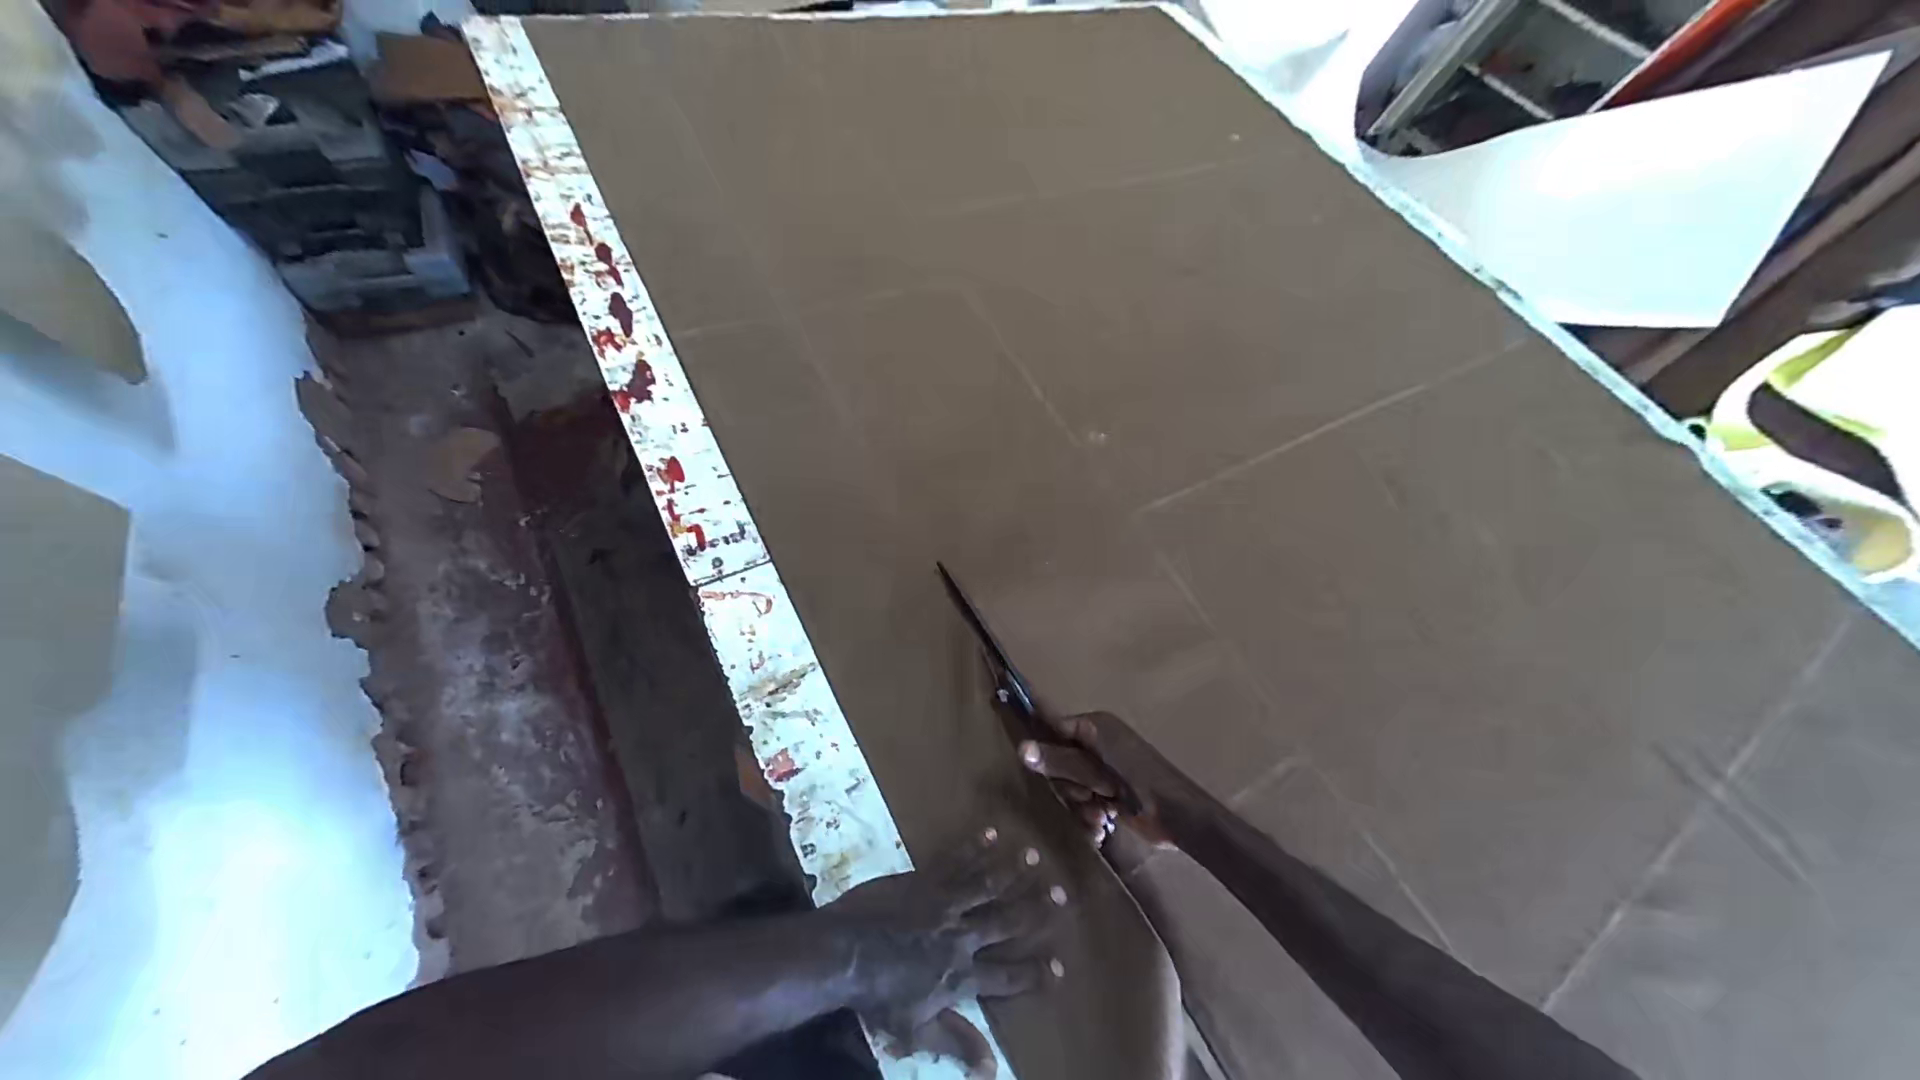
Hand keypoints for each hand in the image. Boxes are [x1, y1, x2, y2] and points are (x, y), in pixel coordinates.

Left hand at [829, 827, 1063, 1050]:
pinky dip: (973, 846)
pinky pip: (954, 861)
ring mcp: (943, 903)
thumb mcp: (916, 1029)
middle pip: (1005, 920)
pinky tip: (990, 833)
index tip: (1061, 966)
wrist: (844, 952)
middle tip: (1063, 893)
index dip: (1034, 972)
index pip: (1006, 976)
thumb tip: (991, 1068)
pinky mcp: (924, 881)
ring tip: (1034, 856)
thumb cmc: (877, 995)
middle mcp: (960, 936)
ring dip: (1011, 870)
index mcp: (960, 975)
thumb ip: (955, 1040)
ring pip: (985, 884)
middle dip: (1036, 908)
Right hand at [1018, 710, 1190, 849]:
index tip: (1032, 765)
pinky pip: (1084, 802)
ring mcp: (1103, 769)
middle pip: (1058, 763)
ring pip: (1070, 787)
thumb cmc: (1139, 782)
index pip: (1051, 726)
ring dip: (1082, 805)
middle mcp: (1096, 743)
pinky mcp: (1109, 793)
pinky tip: (1103, 826)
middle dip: (1071, 786)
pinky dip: (1091, 816)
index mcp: (1093, 726)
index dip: (1042, 746)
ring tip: (1101, 814)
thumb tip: (1021, 748)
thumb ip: (1059, 760)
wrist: (1179, 816)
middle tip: (1089, 794)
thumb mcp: (1096, 770)